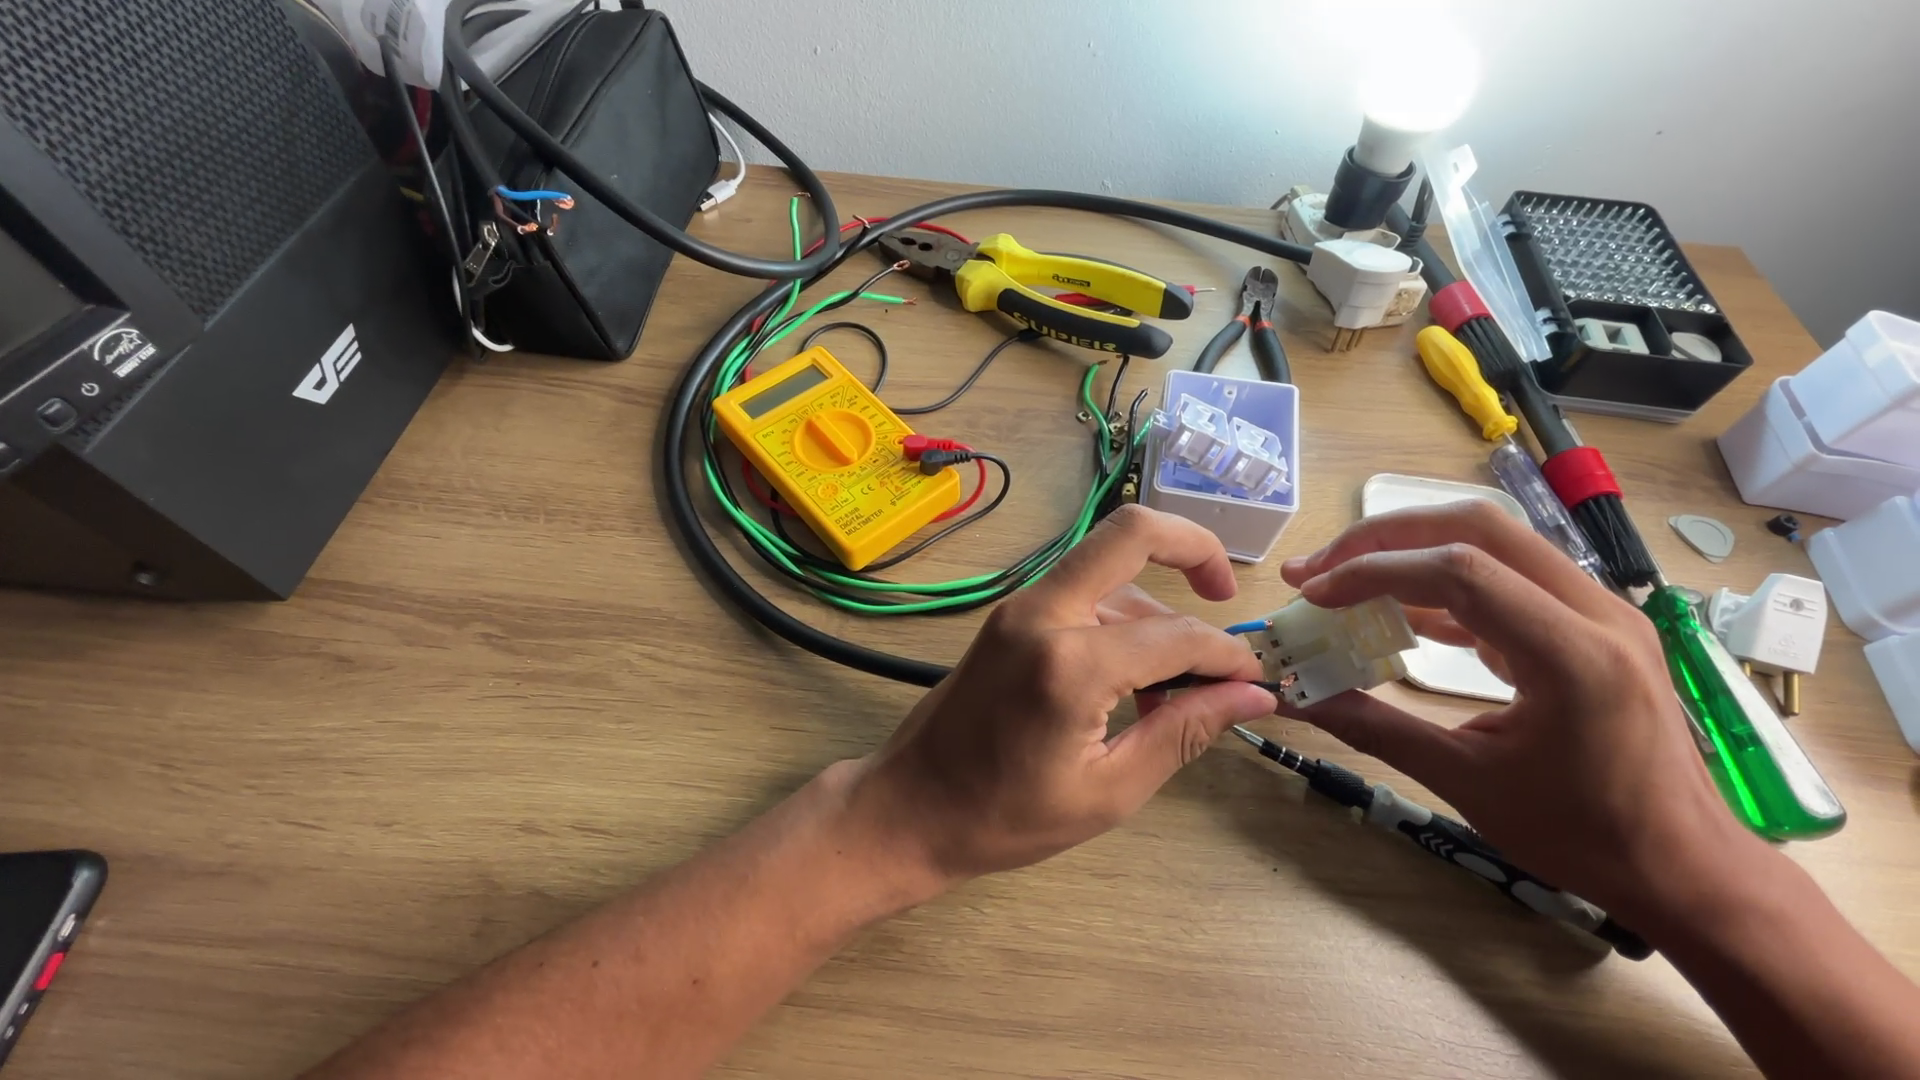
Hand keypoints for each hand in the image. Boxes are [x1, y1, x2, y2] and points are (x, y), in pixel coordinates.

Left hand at [843, 505, 1277, 887]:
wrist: (911, 807)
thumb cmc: (1006, 817)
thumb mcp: (1110, 791)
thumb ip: (1183, 731)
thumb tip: (1251, 696)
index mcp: (1069, 663)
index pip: (1177, 635)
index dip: (1226, 656)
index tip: (1253, 682)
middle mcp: (1042, 612)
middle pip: (1132, 533)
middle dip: (1194, 547)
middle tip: (1223, 596)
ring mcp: (1018, 606)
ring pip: (1107, 564)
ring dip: (1153, 602)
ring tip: (1176, 682)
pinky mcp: (1008, 616)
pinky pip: (1079, 590)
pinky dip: (1119, 614)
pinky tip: (1133, 676)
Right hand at [1279, 501, 1750, 924]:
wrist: (1687, 869)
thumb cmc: (1583, 836)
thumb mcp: (1465, 782)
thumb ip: (1374, 728)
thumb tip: (1294, 698)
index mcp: (1572, 654)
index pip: (1458, 571)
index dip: (1370, 572)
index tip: (1311, 595)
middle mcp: (1596, 613)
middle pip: (1476, 528)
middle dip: (1384, 538)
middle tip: (1318, 569)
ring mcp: (1599, 613)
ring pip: (1493, 541)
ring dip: (1411, 552)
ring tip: (1344, 582)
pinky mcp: (1589, 625)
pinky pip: (1506, 578)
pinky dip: (1441, 585)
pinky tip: (1397, 615)